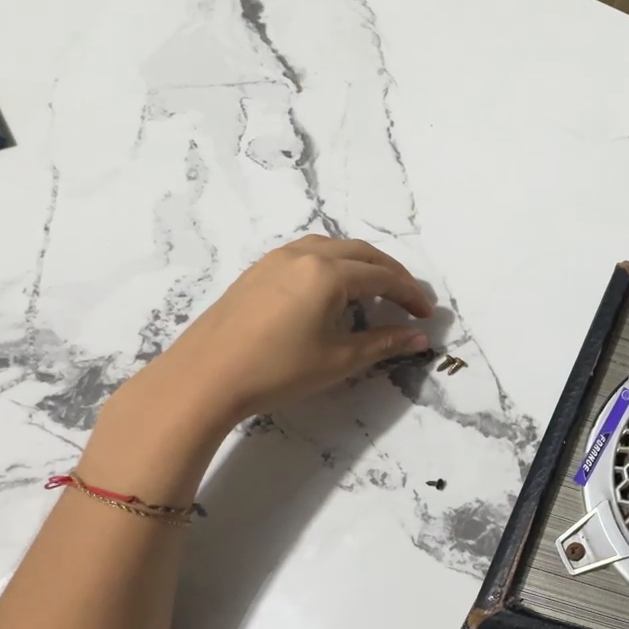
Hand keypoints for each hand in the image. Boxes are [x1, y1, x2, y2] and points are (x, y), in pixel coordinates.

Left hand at [125, 236, 434, 430]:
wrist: (202, 380)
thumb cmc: (277, 370)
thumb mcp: (340, 360)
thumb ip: (384, 343)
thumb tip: (419, 337)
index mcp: (328, 273)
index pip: (383, 277)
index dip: (410, 295)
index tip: (426, 316)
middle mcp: (304, 256)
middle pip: (361, 254)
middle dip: (391, 274)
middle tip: (409, 300)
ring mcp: (276, 260)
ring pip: (332, 248)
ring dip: (361, 264)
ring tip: (375, 292)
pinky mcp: (257, 272)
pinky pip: (307, 255)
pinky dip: (333, 265)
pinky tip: (333, 293)